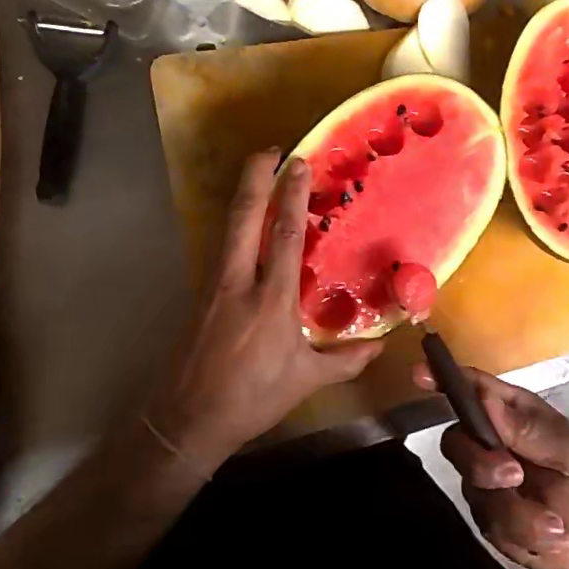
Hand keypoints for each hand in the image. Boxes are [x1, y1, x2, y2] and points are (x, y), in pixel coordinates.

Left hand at [147, 150, 381, 466]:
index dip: (292, 195)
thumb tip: (379, 346)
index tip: (298, 163)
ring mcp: (215, 285)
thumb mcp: (306, 380)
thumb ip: (346, 360)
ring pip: (227, 228)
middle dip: (255, 178)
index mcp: (271, 299)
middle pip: (244, 217)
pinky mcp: (202, 295)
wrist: (189, 418)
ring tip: (258, 175)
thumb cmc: (252, 397)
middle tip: (270, 151)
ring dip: (243, 196)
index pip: (284, 235)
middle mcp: (239, 281)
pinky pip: (222, 248)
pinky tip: (246, 226)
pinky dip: (235, 226)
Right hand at [415, 362, 568, 568]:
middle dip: (482, 463)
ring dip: (517, 509)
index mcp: (512, 412)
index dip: (444, 378)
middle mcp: (489, 439)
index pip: (472, 387)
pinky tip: (551, 535)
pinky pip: (489, 521)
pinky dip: (524, 531)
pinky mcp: (483, 515)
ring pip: (473, 485)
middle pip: (456, 439)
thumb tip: (485, 399)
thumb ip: (531, 428)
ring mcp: (481, 478)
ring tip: (555, 525)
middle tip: (514, 476)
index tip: (419, 373)